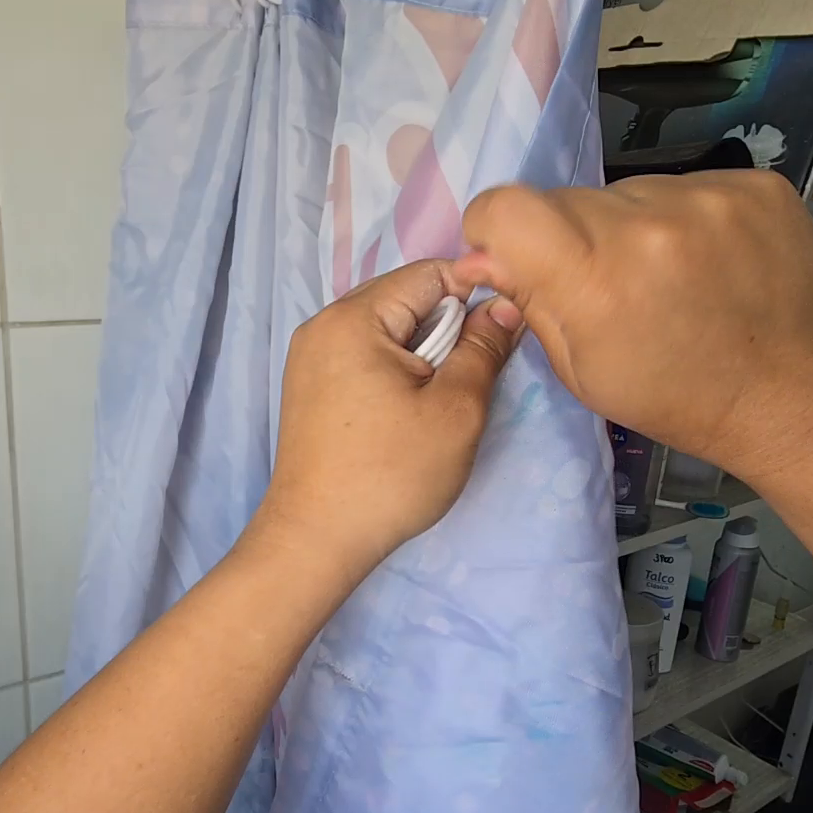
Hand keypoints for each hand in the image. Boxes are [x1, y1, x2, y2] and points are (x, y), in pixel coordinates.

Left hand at [249, 259, 524, 570]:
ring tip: (434, 400)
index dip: (475, 296)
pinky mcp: (307, 387)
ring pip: (383, 330)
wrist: (316, 538)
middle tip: (467, 377)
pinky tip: (402, 411)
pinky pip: (360, 356)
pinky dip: (391, 370)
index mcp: (353, 318)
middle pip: (402, 298)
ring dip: (420, 353)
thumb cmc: (390, 474)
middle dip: (445, 328)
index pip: (430, 274)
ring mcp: (308, 357)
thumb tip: (504, 306)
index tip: (498, 337)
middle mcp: (322, 325)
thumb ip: (484, 348)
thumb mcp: (455, 410)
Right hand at [454, 170, 812, 481]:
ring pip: (621, 193)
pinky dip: (673, 219)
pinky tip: (700, 262)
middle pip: (561, 199)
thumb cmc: (670, 397)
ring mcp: (707, 194)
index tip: (508, 256)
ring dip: (620, 228)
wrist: (792, 395)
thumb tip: (482, 257)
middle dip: (560, 237)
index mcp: (595, 277)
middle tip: (598, 285)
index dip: (490, 228)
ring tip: (660, 276)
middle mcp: (647, 219)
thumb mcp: (578, 369)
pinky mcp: (753, 183)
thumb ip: (530, 301)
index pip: (504, 206)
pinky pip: (678, 187)